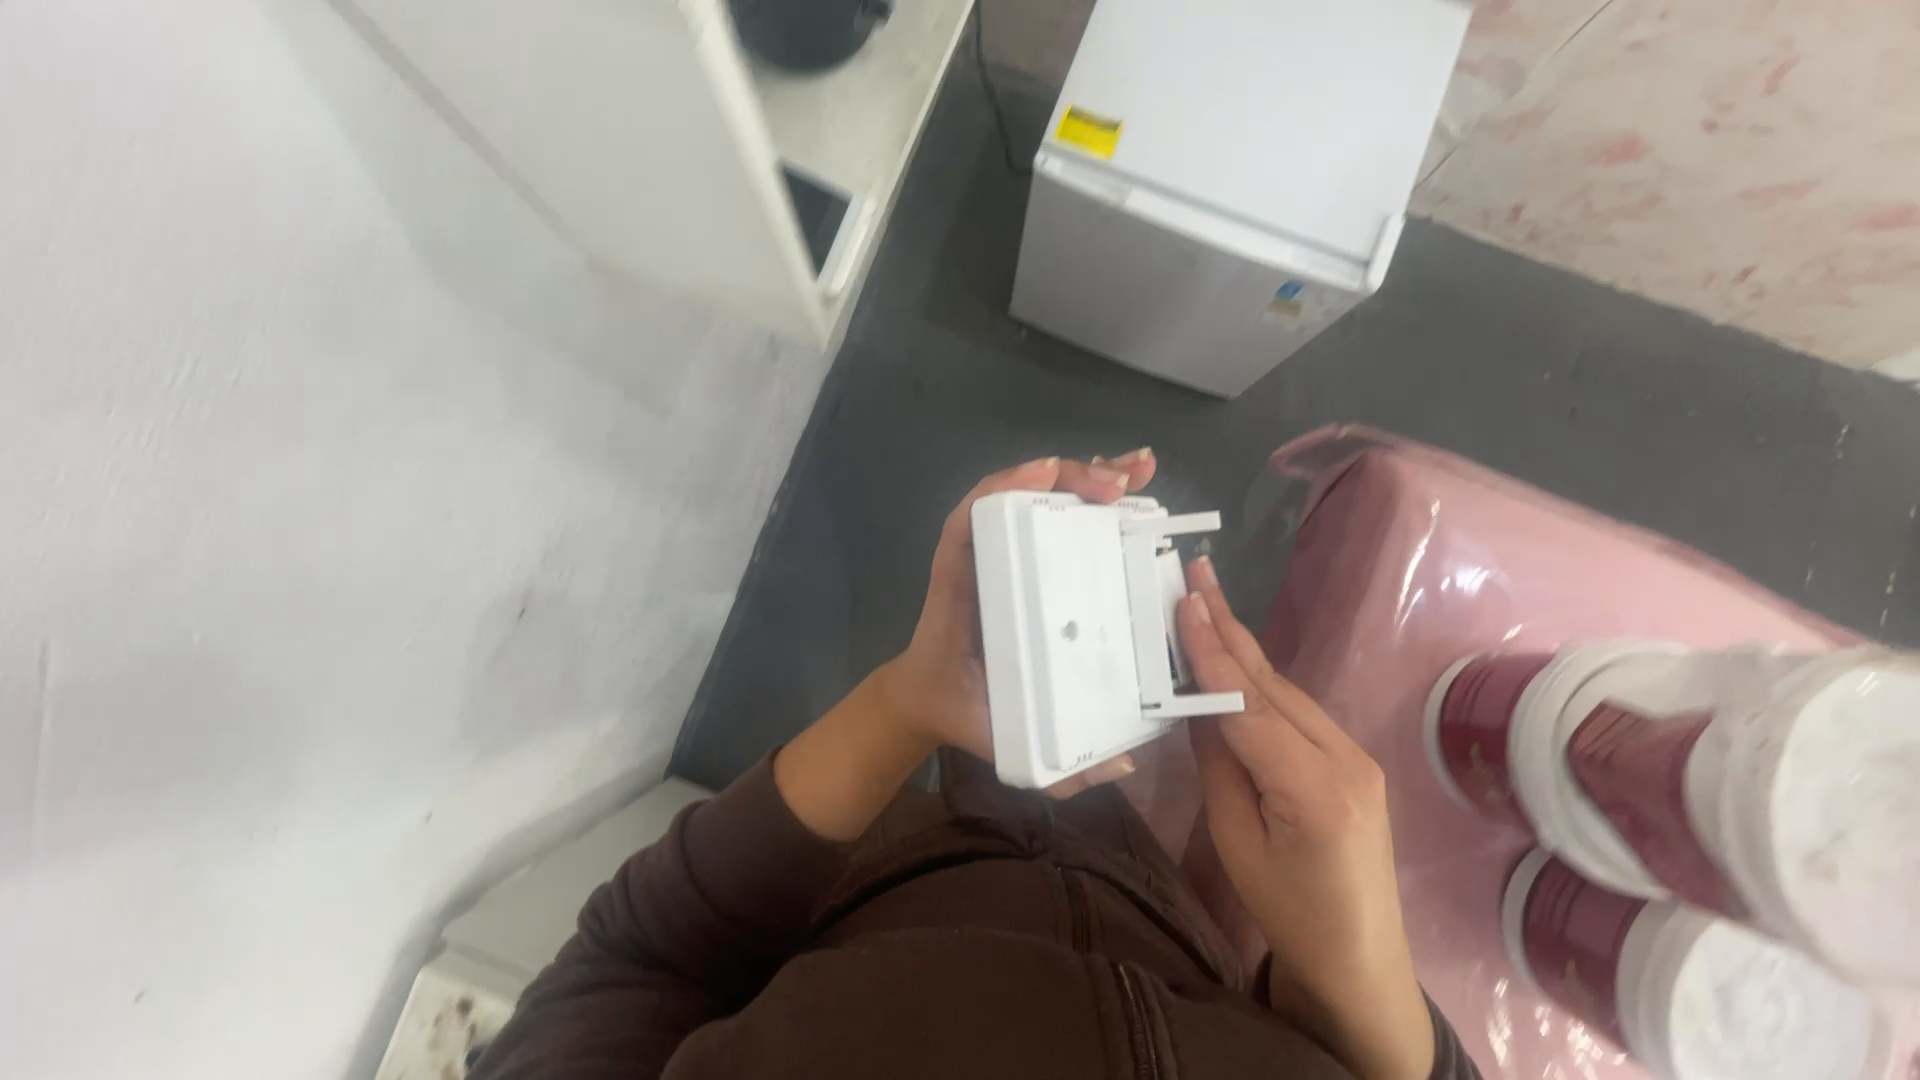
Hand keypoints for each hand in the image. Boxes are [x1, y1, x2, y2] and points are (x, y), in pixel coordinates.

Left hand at [775, 451, 1158, 841]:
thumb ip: (1049, 766)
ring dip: (1087, 478)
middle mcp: (983, 562)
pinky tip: (1125, 499)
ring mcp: (1004, 557)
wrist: (930, 701)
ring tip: (1139, 471)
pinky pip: (1048, 523)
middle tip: (1124, 482)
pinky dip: (1082, 501)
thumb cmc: (960, 710)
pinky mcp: (1022, 564)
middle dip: (1071, 478)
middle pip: (1015, 498)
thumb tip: (1122, 761)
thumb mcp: (999, 739)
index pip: (970, 523)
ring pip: (1038, 502)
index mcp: (962, 590)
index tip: (1049, 476)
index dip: (1006, 490)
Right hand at [1176, 558, 1433, 1079]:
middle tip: (1197, 574)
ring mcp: (1354, 754)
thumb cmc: (1287, 910)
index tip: (1184, 602)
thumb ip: (1219, 763)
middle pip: (1270, 683)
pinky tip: (1235, 657)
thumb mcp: (1235, 840)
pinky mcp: (1352, 759)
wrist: (1360, 959)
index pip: (1246, 706)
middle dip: (1228, 627)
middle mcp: (1343, 757)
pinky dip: (1259, 680)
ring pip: (1284, 691)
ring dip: (1241, 648)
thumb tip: (1198, 702)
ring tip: (1205, 602)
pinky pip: (1296, 711)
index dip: (1209, 653)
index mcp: (1311, 787)